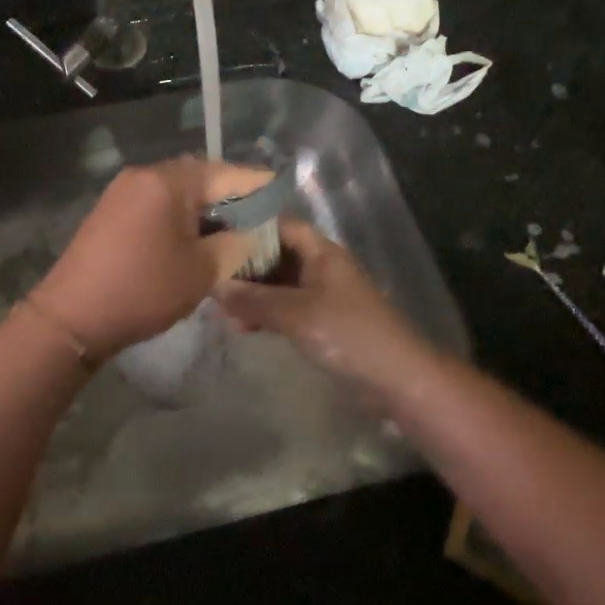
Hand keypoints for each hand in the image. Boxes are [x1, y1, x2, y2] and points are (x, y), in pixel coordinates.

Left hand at [31, 157, 272, 359]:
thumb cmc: (142, 290)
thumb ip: (235, 245)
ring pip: (178, 192)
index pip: (227, 173)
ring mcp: (123, 192)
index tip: (282, 199)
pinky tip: (194, 241)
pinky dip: (180, 217)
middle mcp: (144, 175)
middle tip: (259, 221)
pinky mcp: (111, 211)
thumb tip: (250, 232)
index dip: (258, 186)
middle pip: (201, 178)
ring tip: (231, 235)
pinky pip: (157, 204)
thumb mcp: (201, 271)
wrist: (71, 317)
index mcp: (168, 182)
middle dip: (232, 198)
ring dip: (205, 210)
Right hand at [213, 219, 437, 395]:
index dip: (248, 224)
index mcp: (321, 252)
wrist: (397, 380)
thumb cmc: (349, 334)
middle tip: (207, 273)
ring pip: (277, 283)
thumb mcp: (297, 314)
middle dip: (243, 263)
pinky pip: (284, 308)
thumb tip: (214, 286)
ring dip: (250, 292)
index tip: (212, 231)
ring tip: (219, 306)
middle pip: (274, 253)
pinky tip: (241, 326)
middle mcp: (319, 266)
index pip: (278, 224)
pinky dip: (263, 313)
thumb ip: (255, 300)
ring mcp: (320, 295)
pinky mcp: (320, 322)